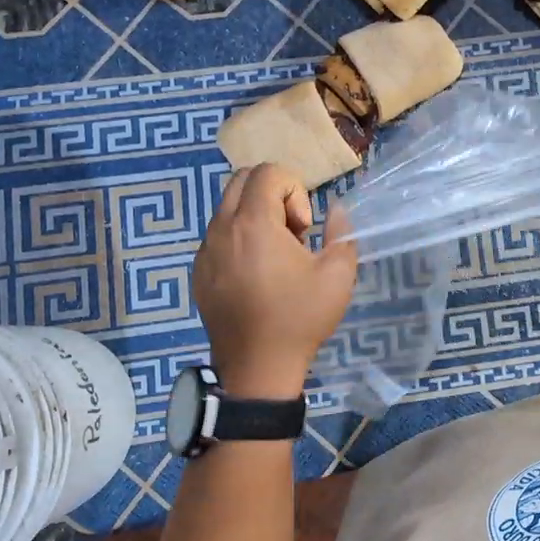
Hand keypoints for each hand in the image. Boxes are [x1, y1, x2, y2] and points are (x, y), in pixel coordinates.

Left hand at [191, 164, 357, 399]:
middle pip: (241, 179)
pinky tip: (258, 275)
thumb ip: (341, 232)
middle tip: (292, 232)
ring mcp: (205, 251)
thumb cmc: (300, 318)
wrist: (257, 368)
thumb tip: (336, 210)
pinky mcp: (199, 271)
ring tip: (277, 256)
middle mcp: (221, 229)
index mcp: (253, 224)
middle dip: (272, 194)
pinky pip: (218, 235)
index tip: (303, 228)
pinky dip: (240, 238)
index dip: (294, 190)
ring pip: (227, 207)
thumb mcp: (338, 274)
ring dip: (255, 216)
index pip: (268, 172)